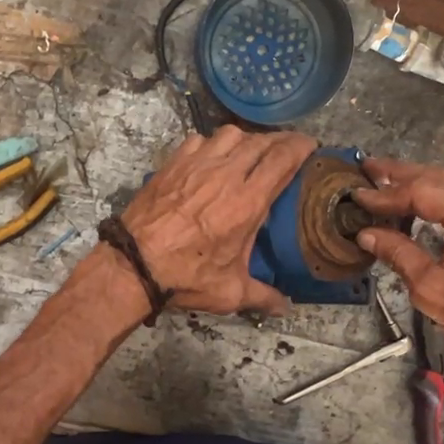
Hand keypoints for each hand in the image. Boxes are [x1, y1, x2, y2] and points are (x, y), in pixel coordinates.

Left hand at [116, 125, 316, 315]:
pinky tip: (212, 158)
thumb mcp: (230, 292)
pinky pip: (199, 141)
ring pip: (230, 134)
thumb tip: (285, 309)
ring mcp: (196, 164)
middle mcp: (225, 174)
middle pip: (261, 142)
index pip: (283, 158)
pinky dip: (212, 144)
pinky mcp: (172, 164)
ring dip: (246, 139)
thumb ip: (263, 297)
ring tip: (249, 152)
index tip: (309, 146)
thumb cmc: (185, 277)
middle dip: (278, 141)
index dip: (300, 146)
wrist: (134, 264)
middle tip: (285, 150)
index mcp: (247, 202)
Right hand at [351, 158, 443, 382]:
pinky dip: (436, 199)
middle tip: (368, 169)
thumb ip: (400, 255)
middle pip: (442, 180)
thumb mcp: (433, 290)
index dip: (389, 194)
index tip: (358, 195)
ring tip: (385, 181)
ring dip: (419, 183)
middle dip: (403, 174)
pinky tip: (415, 204)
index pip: (426, 193)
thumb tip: (367, 234)